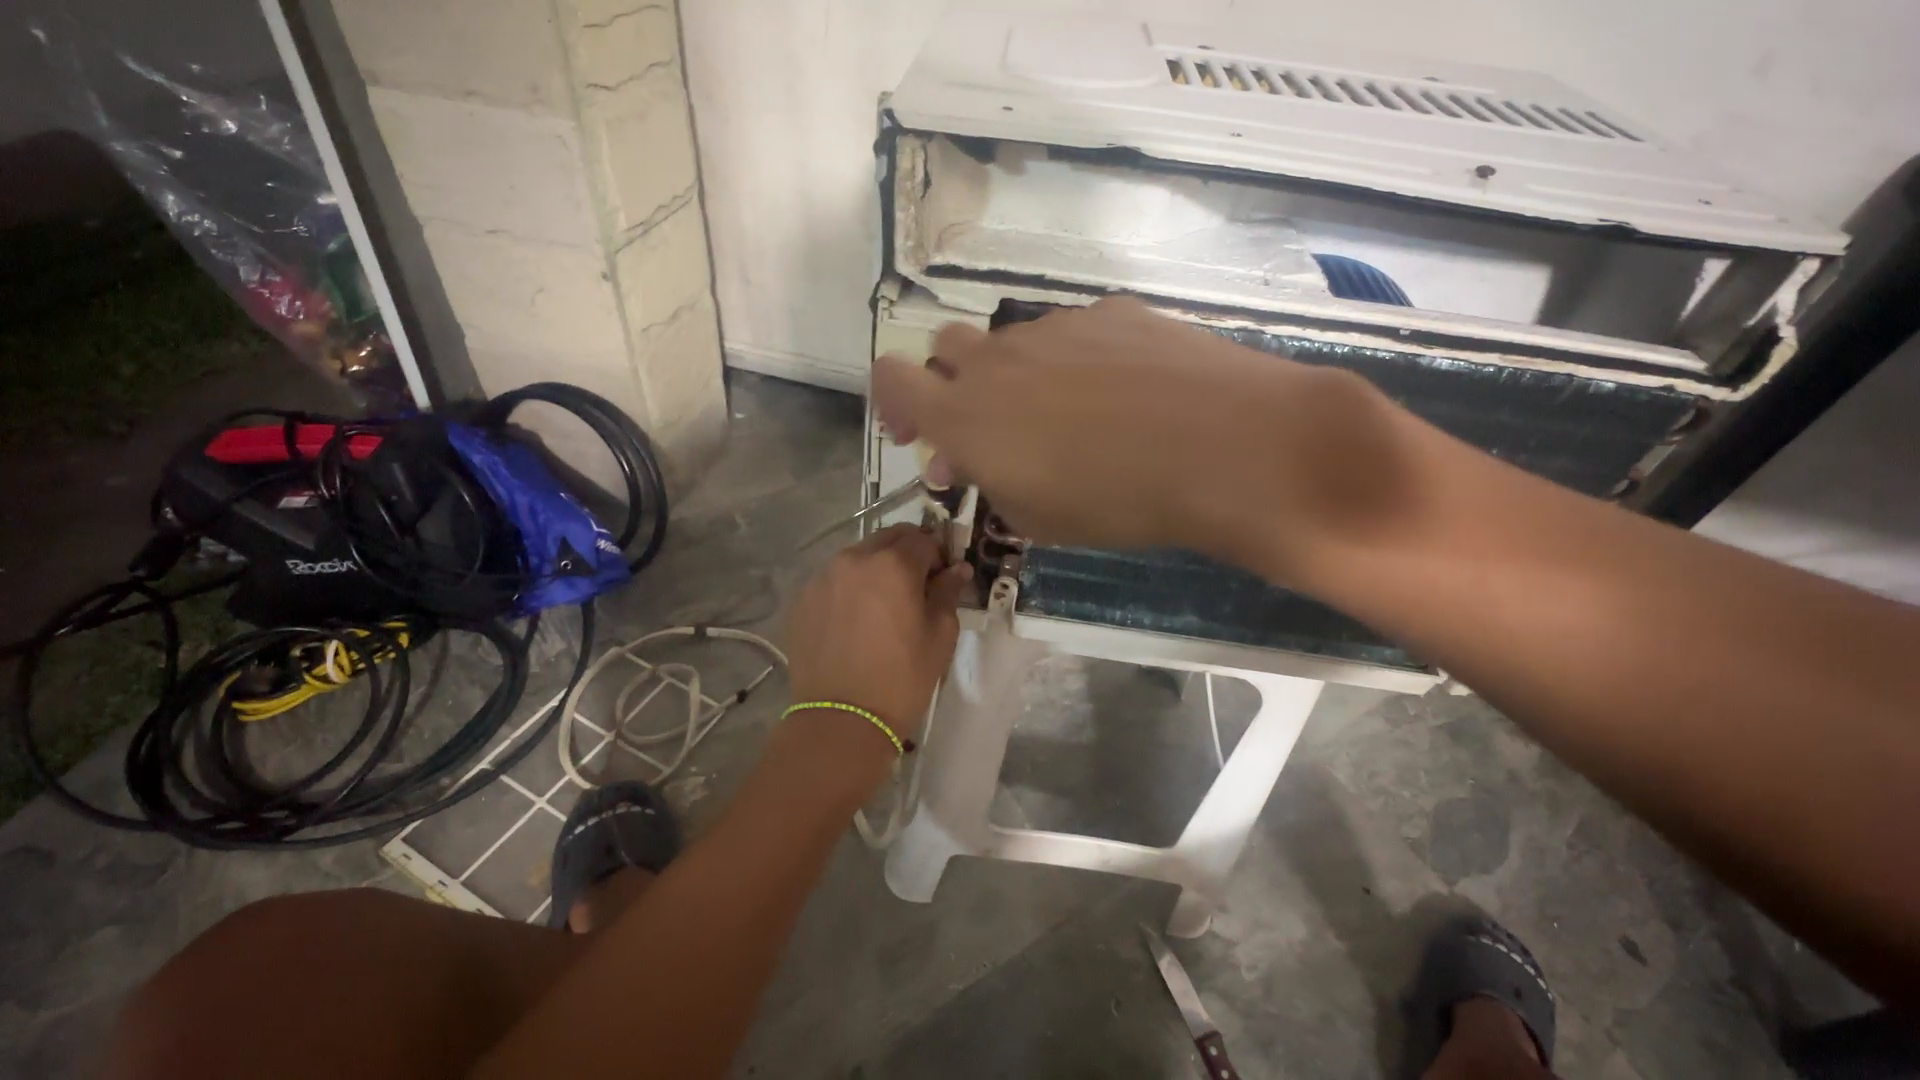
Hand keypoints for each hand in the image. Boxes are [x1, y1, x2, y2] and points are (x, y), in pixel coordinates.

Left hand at [784, 525, 972, 745]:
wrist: (842, 720)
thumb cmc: (901, 679)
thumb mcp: (939, 636)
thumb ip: (948, 593)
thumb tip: (956, 570)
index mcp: (893, 564)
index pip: (924, 540)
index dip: (939, 556)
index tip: (942, 580)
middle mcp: (854, 559)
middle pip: (888, 539)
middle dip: (907, 554)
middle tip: (915, 588)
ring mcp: (822, 578)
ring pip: (857, 558)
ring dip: (875, 570)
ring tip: (882, 607)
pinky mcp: (802, 600)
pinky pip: (833, 581)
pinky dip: (849, 590)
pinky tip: (854, 623)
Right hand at [870, 297, 1418, 583]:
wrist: (1224, 446)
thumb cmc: (1117, 501)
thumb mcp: (1036, 518)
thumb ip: (990, 481)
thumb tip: (973, 460)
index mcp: (965, 414)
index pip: (891, 379)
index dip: (894, 401)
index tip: (919, 432)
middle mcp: (998, 359)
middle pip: (946, 347)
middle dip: (955, 382)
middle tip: (994, 428)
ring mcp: (1054, 327)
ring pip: (1013, 341)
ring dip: (1019, 374)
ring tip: (1072, 418)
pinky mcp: (1109, 311)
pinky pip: (1072, 332)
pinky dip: (1077, 359)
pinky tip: (1124, 394)